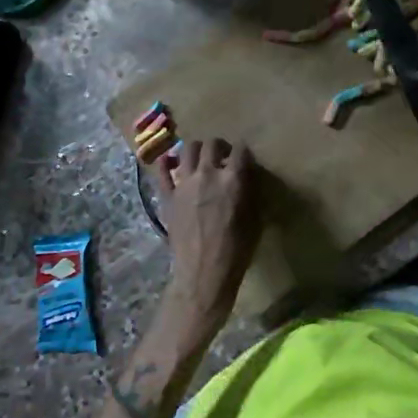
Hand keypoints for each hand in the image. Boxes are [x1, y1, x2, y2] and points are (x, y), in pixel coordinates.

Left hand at [153, 138, 259, 331]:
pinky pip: (162, 171)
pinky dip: (167, 163)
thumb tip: (247, 180)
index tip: (244, 156)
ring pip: (188, 149)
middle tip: (223, 157)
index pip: (241, 149)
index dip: (243, 151)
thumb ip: (250, 194)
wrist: (203, 274)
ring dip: (197, 150)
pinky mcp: (168, 195)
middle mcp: (208, 174)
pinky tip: (171, 162)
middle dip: (220, 146)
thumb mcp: (255, 220)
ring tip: (201, 159)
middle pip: (212, 144)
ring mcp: (184, 183)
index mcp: (233, 179)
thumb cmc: (236, 251)